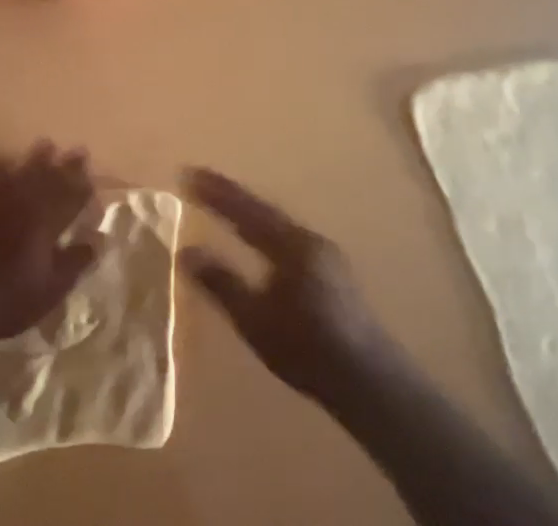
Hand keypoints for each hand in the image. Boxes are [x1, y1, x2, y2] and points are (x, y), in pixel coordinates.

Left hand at [0, 141, 99, 343]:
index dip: (83, 185)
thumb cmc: (6, 304)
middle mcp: (20, 205)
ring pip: (19, 171)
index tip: (93, 173)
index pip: (70, 198)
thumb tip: (97, 238)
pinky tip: (3, 158)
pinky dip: (0, 165)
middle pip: (47, 178)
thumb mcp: (50, 290)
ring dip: (35, 158)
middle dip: (65, 165)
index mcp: (44, 225)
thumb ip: (74, 262)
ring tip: (47, 144)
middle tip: (78, 150)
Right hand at [181, 167, 396, 400]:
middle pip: (264, 211)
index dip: (215, 192)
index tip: (186, 173)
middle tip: (199, 181)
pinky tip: (256, 238)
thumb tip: (186, 251)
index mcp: (292, 246)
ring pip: (278, 224)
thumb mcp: (254, 319)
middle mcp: (311, 242)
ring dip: (248, 212)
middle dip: (230, 196)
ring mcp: (326, 257)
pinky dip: (264, 230)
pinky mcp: (332, 274)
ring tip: (222, 203)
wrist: (371, 383)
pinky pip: (287, 238)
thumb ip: (221, 283)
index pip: (246, 210)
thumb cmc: (306, 349)